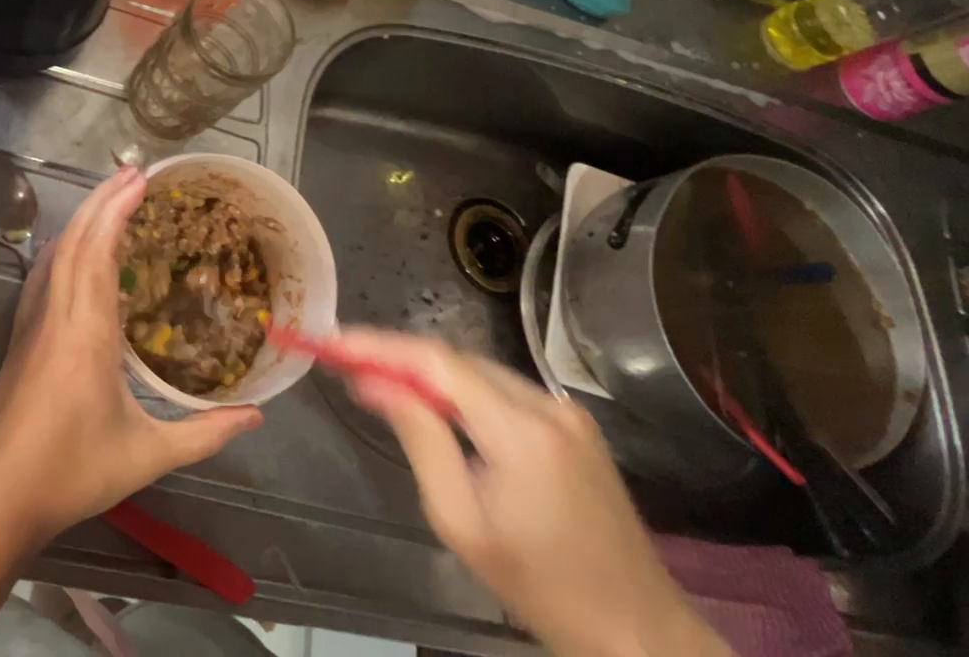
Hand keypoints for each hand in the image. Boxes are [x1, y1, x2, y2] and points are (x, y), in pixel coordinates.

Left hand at [0, 166, 263, 542]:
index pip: (98, 254)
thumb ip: (206, 434)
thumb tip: (256, 415)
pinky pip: (42, 278)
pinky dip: (63, 250)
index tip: (139, 180)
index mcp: (86, 335)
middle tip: (132, 173)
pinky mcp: (20, 340)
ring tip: (109, 200)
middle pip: (73, 242)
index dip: (116, 211)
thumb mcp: (148, 455)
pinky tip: (73, 252)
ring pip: (53, 256)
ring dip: (80, 221)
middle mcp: (56, 317)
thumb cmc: (72, 474)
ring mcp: (32, 326)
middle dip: (101, 202)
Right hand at [330, 329, 729, 656]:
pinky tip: (430, 401)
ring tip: (374, 376)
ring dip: (426, 371)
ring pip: (479, 371)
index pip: (436, 363)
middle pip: (457, 359)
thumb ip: (420, 440)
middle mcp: (549, 405)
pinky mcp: (574, 425)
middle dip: (396, 354)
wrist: (636, 626)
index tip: (332, 341)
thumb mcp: (461, 521)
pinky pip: (503, 390)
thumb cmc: (538, 586)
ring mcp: (568, 412)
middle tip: (343, 359)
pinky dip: (459, 388)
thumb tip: (373, 384)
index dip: (378, 346)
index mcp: (521, 431)